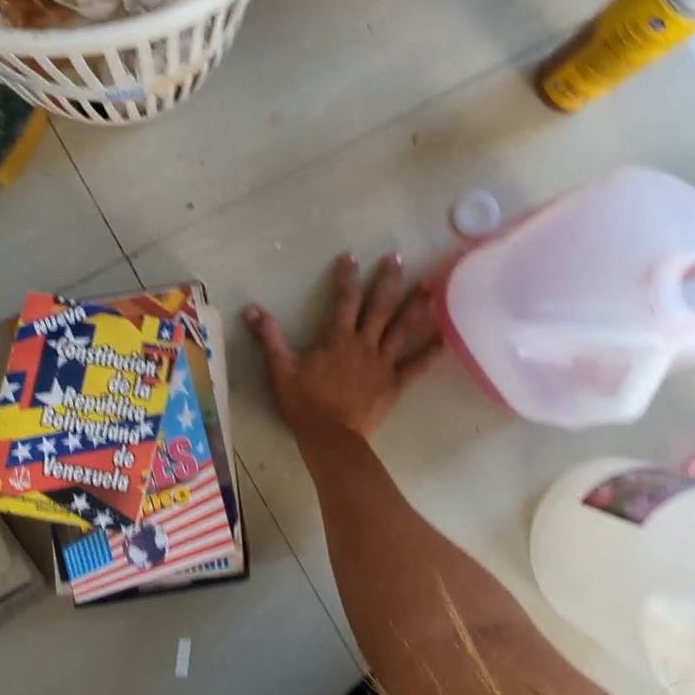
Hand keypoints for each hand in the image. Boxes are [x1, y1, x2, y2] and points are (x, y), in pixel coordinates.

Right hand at [243, 253, 444, 438]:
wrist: (331, 438)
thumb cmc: (304, 403)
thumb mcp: (280, 369)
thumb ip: (268, 337)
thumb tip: (251, 309)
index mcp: (338, 338)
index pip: (345, 299)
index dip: (347, 276)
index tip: (352, 256)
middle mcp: (364, 344)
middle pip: (380, 306)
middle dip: (388, 280)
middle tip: (397, 258)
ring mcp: (383, 363)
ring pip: (403, 328)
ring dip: (416, 306)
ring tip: (429, 286)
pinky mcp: (395, 383)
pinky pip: (416, 365)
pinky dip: (430, 351)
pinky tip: (444, 337)